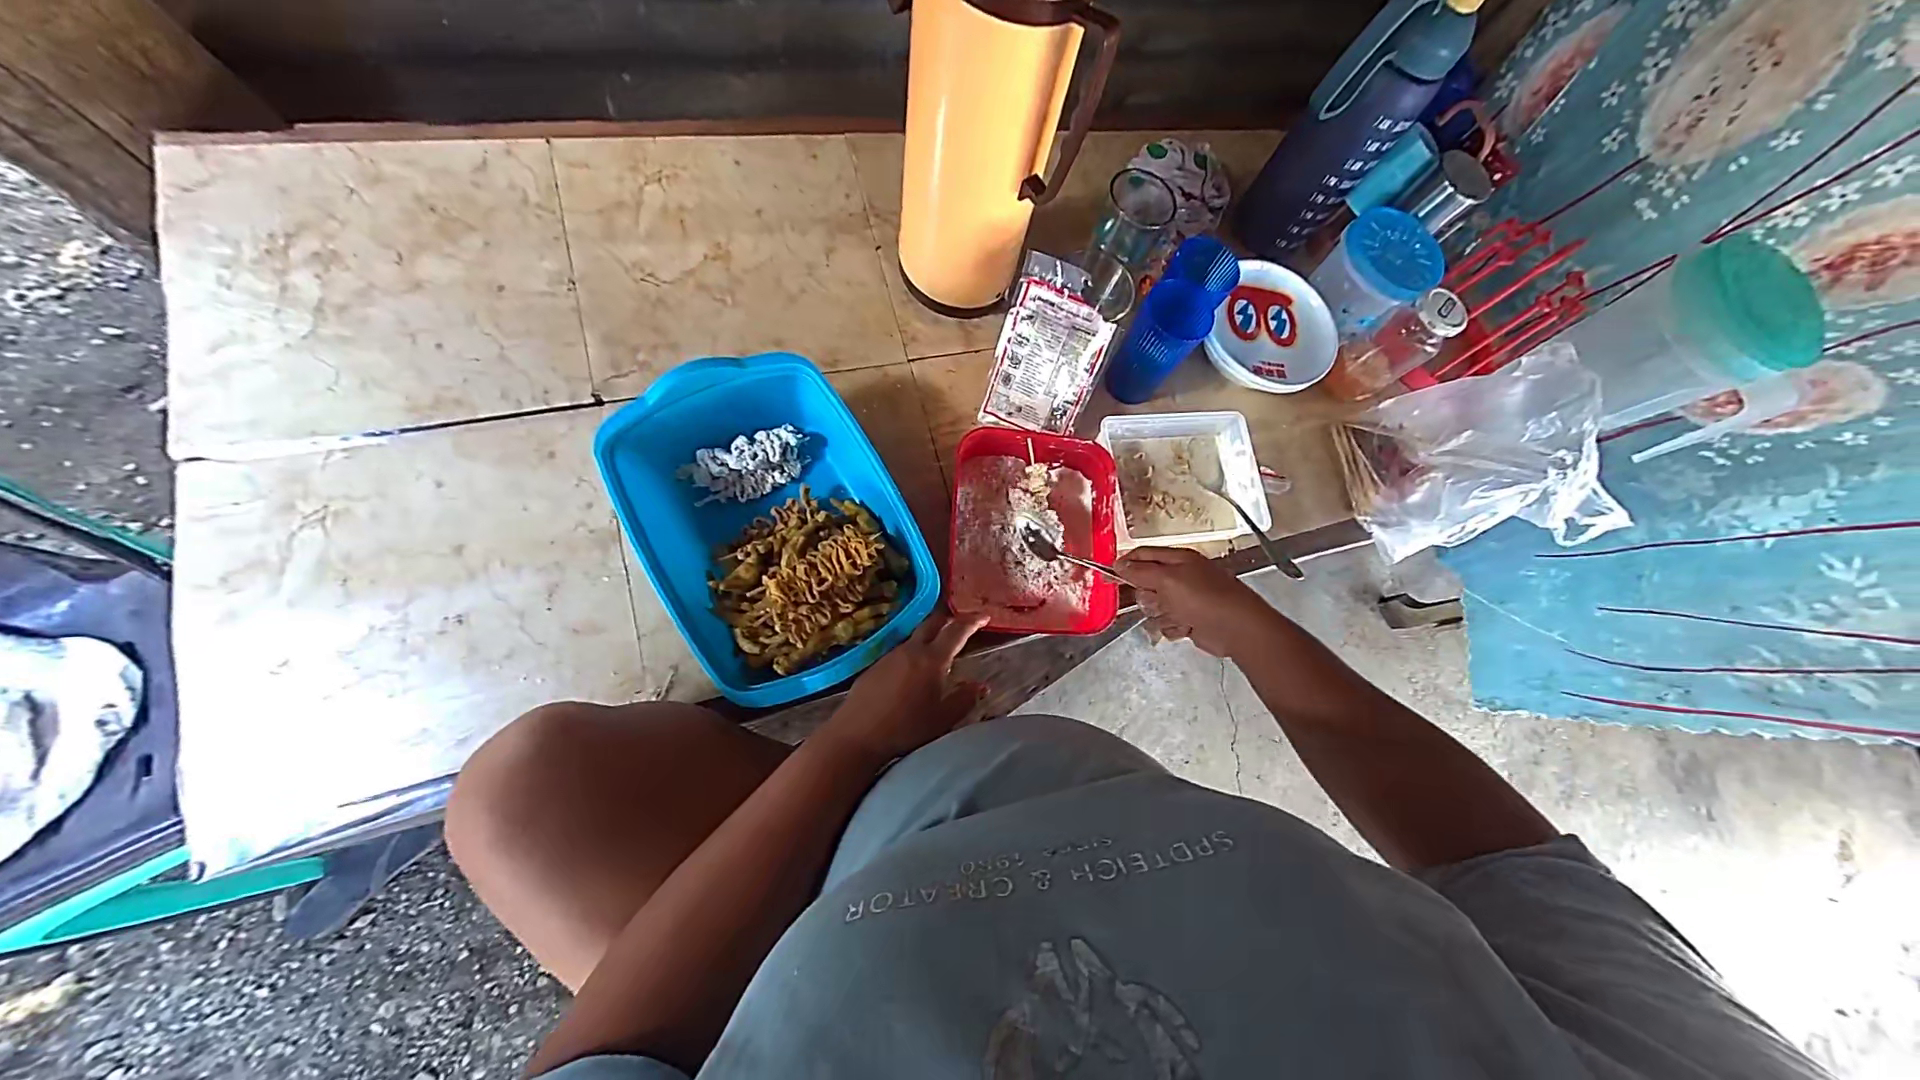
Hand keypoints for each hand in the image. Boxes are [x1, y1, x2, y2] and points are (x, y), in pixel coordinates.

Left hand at [817, 611, 989, 765]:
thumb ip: (965, 699)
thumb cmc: (906, 728)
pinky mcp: (874, 666)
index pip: (956, 631)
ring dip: (930, 638)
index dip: (972, 621)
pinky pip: (900, 653)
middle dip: (949, 619)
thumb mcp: (943, 718)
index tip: (983, 616)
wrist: (857, 734)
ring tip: (939, 650)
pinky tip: (912, 672)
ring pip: (914, 638)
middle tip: (962, 623)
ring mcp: (889, 656)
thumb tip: (981, 685)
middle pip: (932, 624)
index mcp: (932, 660)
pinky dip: (913, 654)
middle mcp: (911, 650)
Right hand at [1118, 546, 1274, 658]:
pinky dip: (1172, 627)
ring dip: (1160, 614)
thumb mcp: (1167, 579)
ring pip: (1154, 607)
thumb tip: (1119, 564)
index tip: (1109, 575)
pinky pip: (1166, 623)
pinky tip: (1185, 626)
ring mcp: (1185, 599)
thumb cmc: (1205, 598)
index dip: (1125, 564)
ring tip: (1176, 615)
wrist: (1237, 628)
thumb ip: (1140, 571)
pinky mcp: (1189, 620)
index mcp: (1178, 560)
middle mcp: (1181, 577)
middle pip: (1145, 584)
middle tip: (1157, 599)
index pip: (1143, 555)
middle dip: (1146, 595)